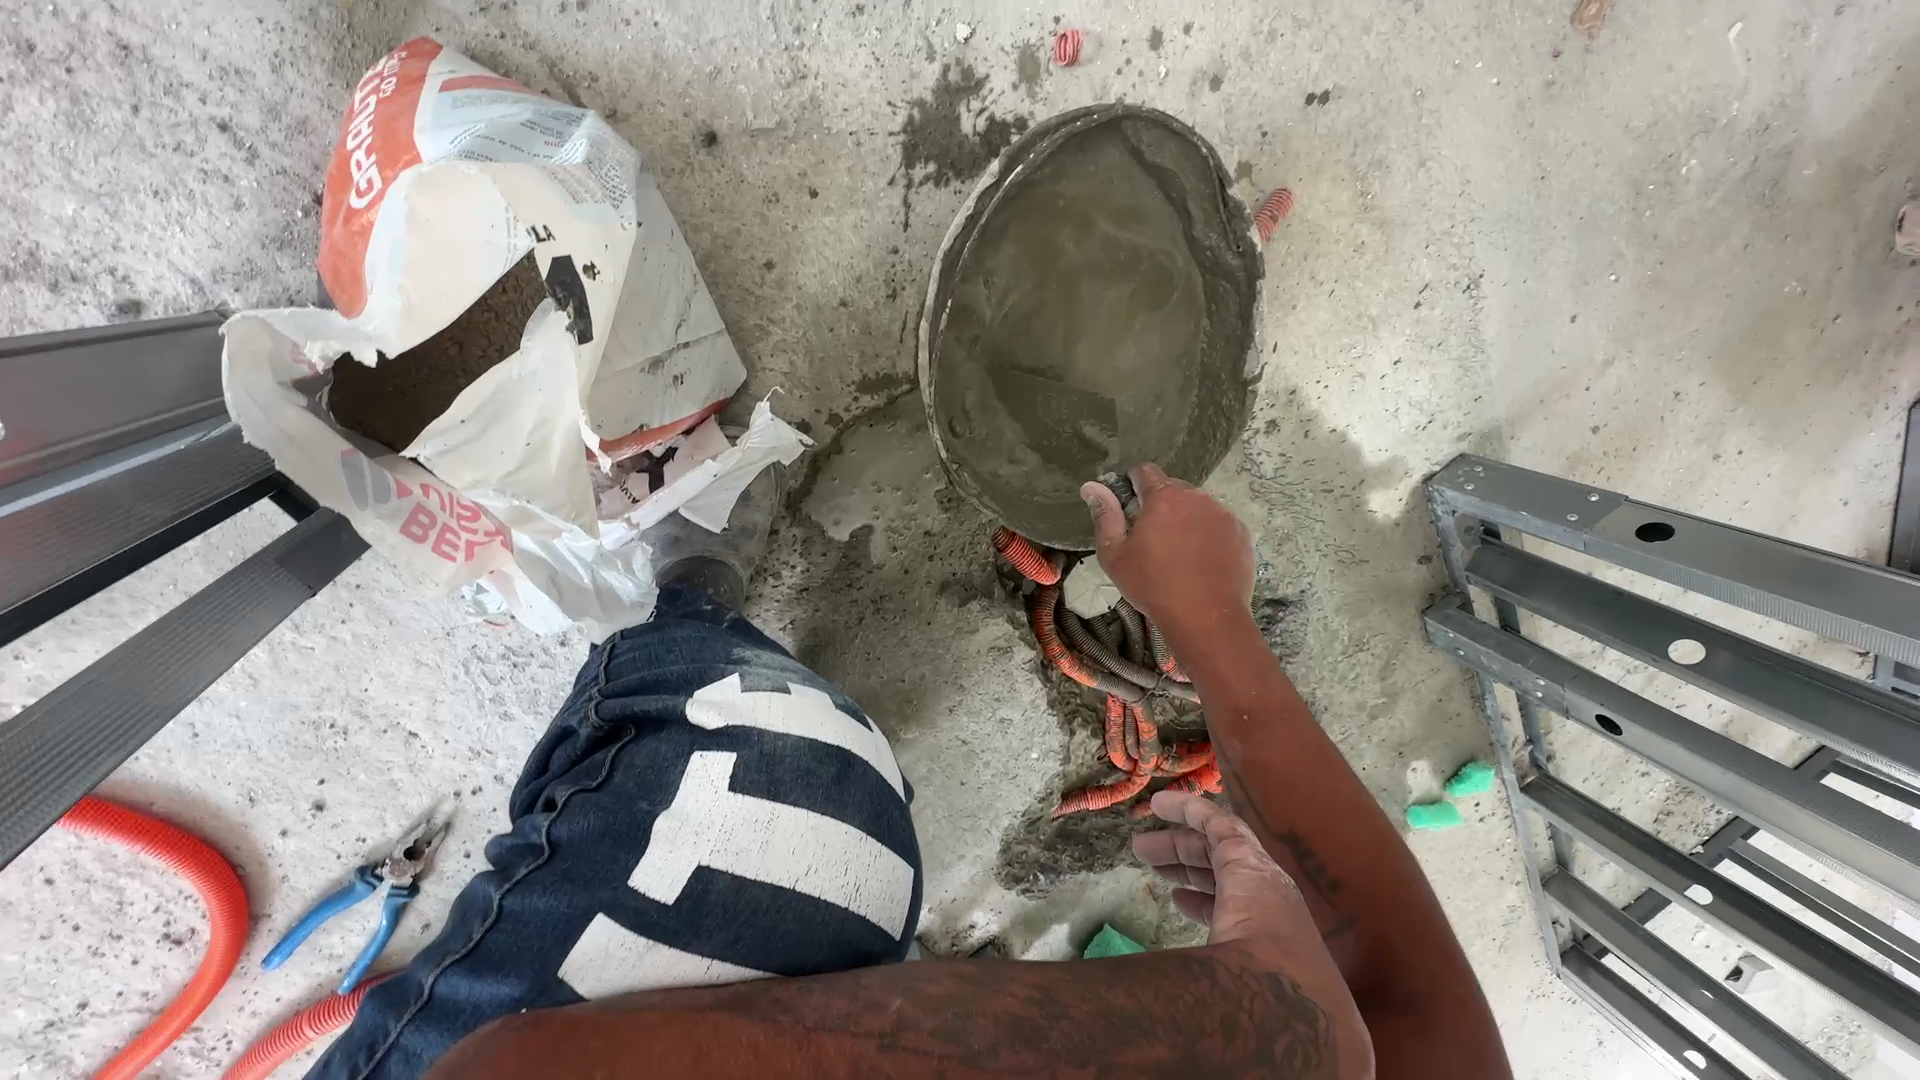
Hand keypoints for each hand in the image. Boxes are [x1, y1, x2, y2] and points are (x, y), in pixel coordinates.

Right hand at [1080, 464, 1253, 634]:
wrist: (1206, 617)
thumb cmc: (1153, 586)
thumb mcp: (1115, 555)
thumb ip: (1104, 515)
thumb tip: (1092, 486)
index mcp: (1163, 497)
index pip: (1145, 471)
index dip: (1133, 485)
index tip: (1130, 509)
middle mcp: (1196, 497)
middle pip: (1173, 488)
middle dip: (1160, 505)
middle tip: (1152, 539)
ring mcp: (1223, 514)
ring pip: (1197, 506)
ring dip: (1185, 518)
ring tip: (1178, 553)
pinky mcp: (1241, 533)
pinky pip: (1218, 523)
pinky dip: (1207, 534)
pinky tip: (1201, 561)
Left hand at [1135, 790, 1378, 1078]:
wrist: (1289, 999)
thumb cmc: (1253, 1010)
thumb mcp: (1215, 998)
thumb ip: (1188, 994)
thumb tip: (1150, 1014)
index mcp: (1265, 939)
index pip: (1230, 913)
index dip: (1201, 902)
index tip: (1176, 899)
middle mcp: (1268, 906)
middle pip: (1220, 877)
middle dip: (1185, 867)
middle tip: (1149, 861)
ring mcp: (1261, 881)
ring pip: (1216, 850)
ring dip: (1178, 844)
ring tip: (1142, 844)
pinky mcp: (1247, 857)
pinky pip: (1218, 821)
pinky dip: (1190, 808)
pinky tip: (1160, 803)